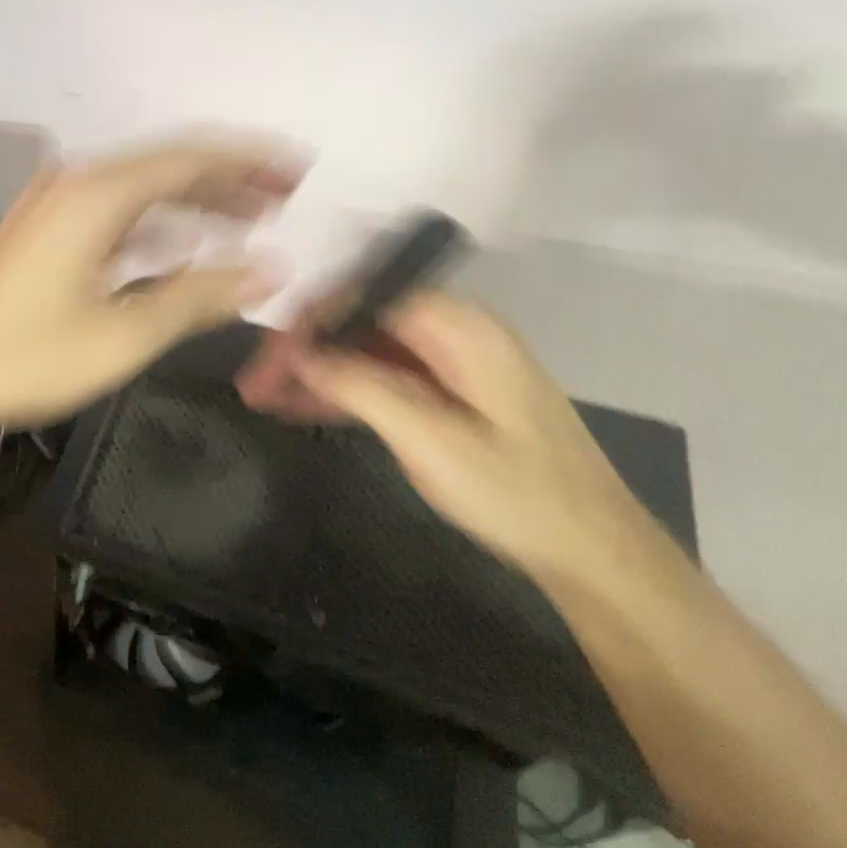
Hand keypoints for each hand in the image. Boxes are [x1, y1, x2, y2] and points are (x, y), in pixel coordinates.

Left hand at [0, 139, 304, 438]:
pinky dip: (150, 229)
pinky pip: (109, 217)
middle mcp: (71, 187)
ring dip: (190, 206)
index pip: (189, 157)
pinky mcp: (37, 236)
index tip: (299, 171)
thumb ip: (201, 297)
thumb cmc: (30, 360)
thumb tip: (272, 270)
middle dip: (226, 182)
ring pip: (136, 193)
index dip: (248, 162)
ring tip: (244, 224)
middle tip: (283, 200)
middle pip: (164, 169)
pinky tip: (177, 252)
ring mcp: (49, 209)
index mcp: (94, 196)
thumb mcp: (125, 335)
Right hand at [265, 292, 658, 579]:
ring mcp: (455, 369)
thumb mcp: (430, 440)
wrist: (591, 552)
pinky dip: (342, 393)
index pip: (372, 295)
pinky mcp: (450, 399)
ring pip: (367, 354)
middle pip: (364, 323)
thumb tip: (300, 351)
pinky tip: (298, 409)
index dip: (314, 315)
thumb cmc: (516, 494)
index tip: (268, 348)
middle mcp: (459, 338)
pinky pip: (383, 381)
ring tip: (263, 398)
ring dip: (316, 373)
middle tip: (254, 383)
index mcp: (465, 333)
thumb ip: (362, 388)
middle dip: (306, 348)